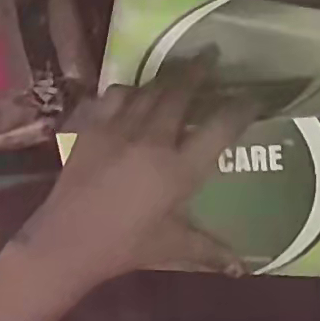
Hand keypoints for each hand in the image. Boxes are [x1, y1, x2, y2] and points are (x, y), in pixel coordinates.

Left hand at [20, 58, 256, 291]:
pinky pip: (113, 95)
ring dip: (164, 78)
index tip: (253, 96)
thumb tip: (242, 267)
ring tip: (174, 72)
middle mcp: (153, 140)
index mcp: (179, 170)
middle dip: (198, 71)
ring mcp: (119, 129)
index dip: (241, 108)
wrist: (66, 242)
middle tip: (210, 54)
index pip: (219, 129)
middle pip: (181, 93)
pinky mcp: (92, 128)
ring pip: (147, 89)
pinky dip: (127, 90)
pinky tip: (130, 95)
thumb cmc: (124, 247)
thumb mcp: (172, 247)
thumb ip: (209, 249)